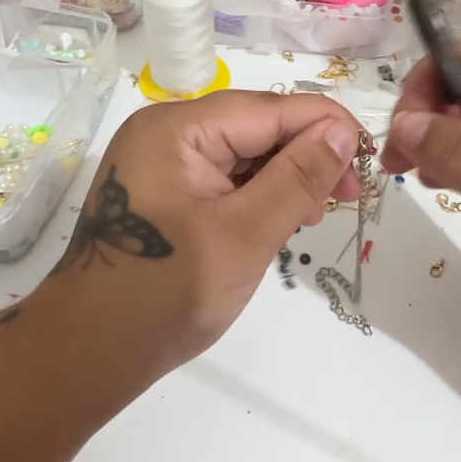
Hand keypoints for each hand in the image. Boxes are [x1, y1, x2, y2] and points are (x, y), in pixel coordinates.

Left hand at [32, 90, 364, 376]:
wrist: (90, 353)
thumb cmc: (165, 294)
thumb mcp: (245, 234)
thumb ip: (297, 177)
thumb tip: (342, 130)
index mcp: (177, 129)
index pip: (269, 109)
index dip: (326, 126)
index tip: (370, 160)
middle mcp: (166, 134)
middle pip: (256, 127)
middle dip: (308, 154)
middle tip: (350, 196)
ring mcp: (162, 164)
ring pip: (244, 154)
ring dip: (288, 177)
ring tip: (319, 213)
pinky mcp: (165, 194)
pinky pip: (225, 180)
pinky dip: (260, 196)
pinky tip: (285, 218)